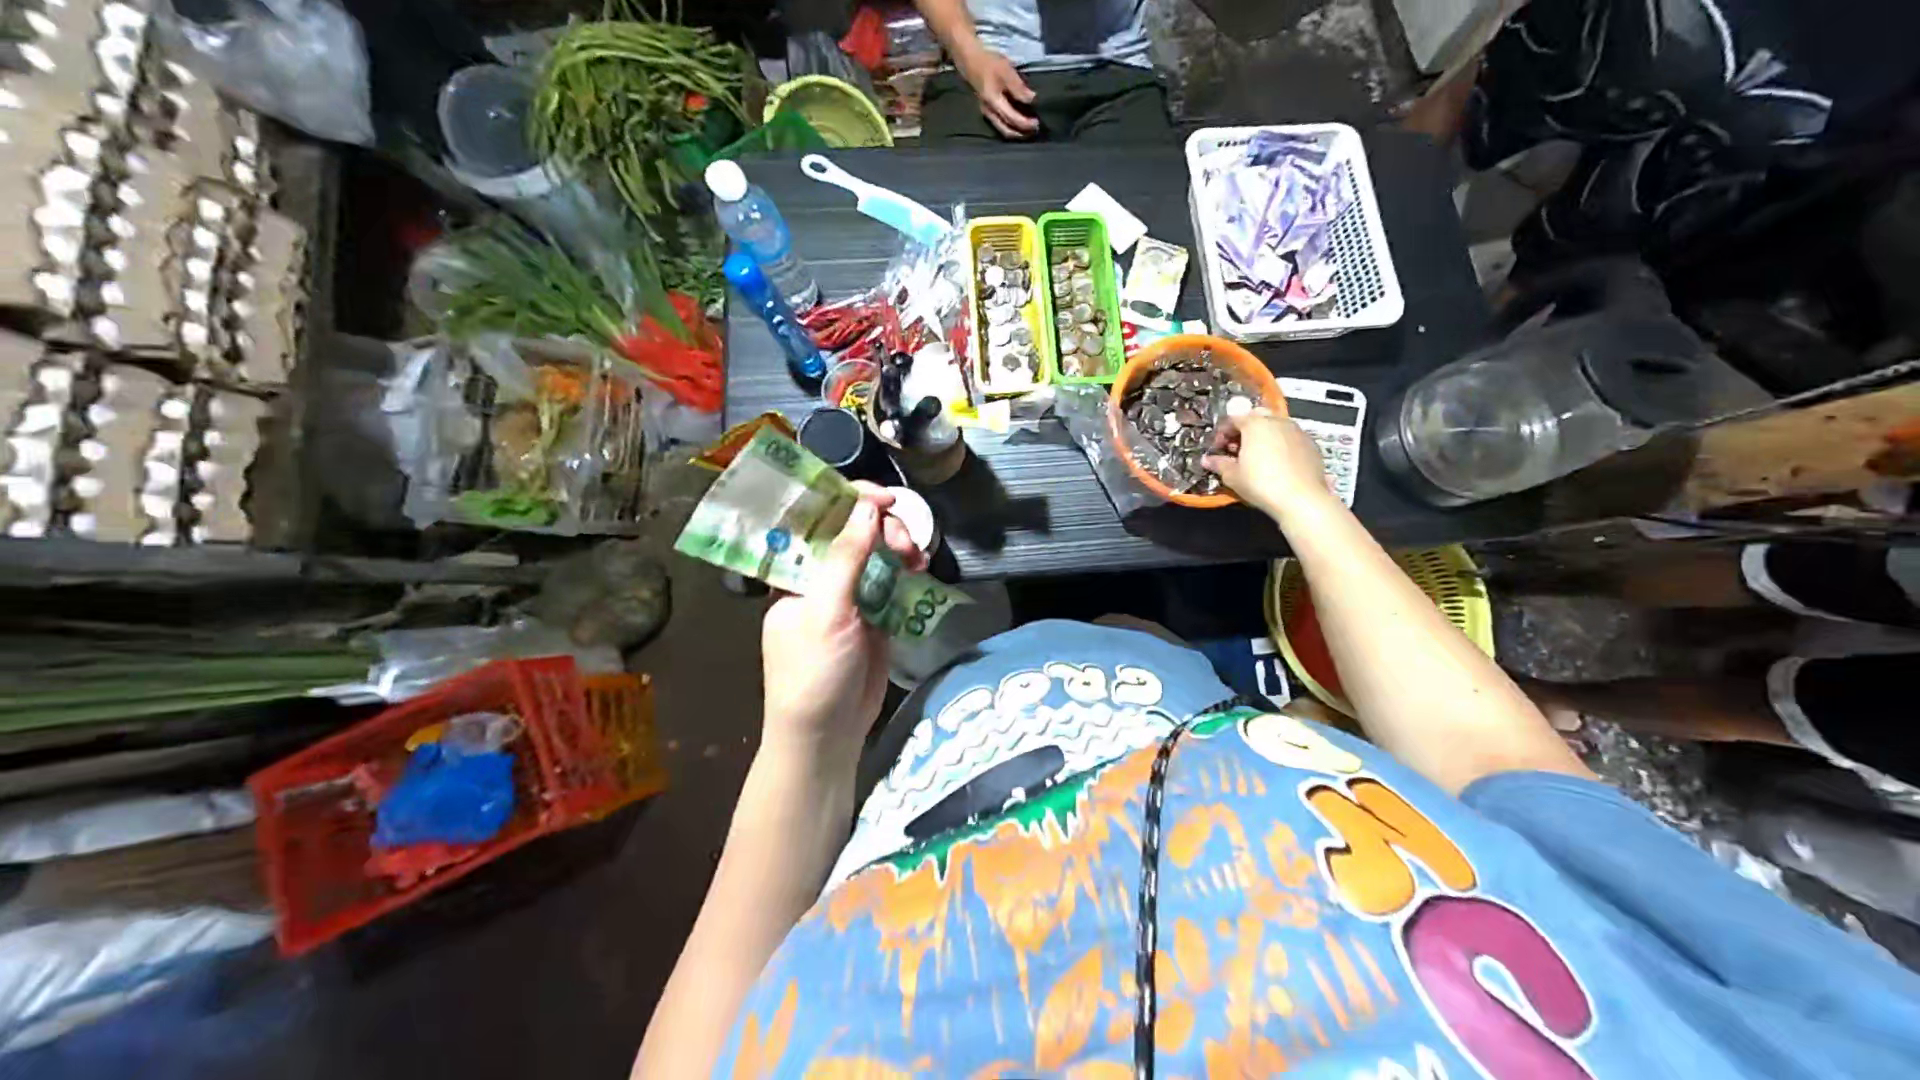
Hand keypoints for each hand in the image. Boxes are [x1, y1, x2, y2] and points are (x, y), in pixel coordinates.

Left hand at [760, 485, 925, 754]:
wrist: (828, 733)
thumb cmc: (814, 671)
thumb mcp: (826, 612)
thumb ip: (846, 558)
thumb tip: (866, 506)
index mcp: (796, 573)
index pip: (820, 522)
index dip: (849, 502)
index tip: (884, 497)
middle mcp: (821, 579)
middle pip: (854, 535)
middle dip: (883, 530)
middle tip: (906, 544)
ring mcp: (849, 597)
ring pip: (877, 556)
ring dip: (899, 549)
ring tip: (917, 558)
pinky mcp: (873, 616)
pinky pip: (892, 583)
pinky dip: (907, 574)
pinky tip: (921, 569)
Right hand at [958, 47, 1038, 138]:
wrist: (970, 60)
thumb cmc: (989, 63)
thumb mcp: (1006, 71)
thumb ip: (1018, 87)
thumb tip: (1032, 99)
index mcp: (994, 103)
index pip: (1012, 119)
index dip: (1025, 124)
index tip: (1037, 123)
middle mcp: (989, 112)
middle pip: (1006, 130)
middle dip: (1021, 133)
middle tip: (1034, 130)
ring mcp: (987, 113)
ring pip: (1002, 129)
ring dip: (1015, 132)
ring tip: (1028, 130)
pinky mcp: (987, 110)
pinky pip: (1000, 124)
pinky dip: (1010, 126)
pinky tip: (1017, 123)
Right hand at [1201, 410, 1336, 521]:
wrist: (1301, 499)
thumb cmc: (1261, 484)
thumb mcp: (1232, 476)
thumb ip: (1219, 464)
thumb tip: (1208, 460)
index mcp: (1255, 424)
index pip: (1233, 419)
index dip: (1222, 433)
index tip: (1218, 448)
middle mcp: (1278, 422)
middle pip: (1256, 418)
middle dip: (1244, 431)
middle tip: (1236, 450)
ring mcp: (1297, 431)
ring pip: (1275, 427)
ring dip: (1263, 437)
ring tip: (1256, 458)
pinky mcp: (1311, 445)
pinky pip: (1290, 439)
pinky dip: (1280, 446)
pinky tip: (1276, 465)